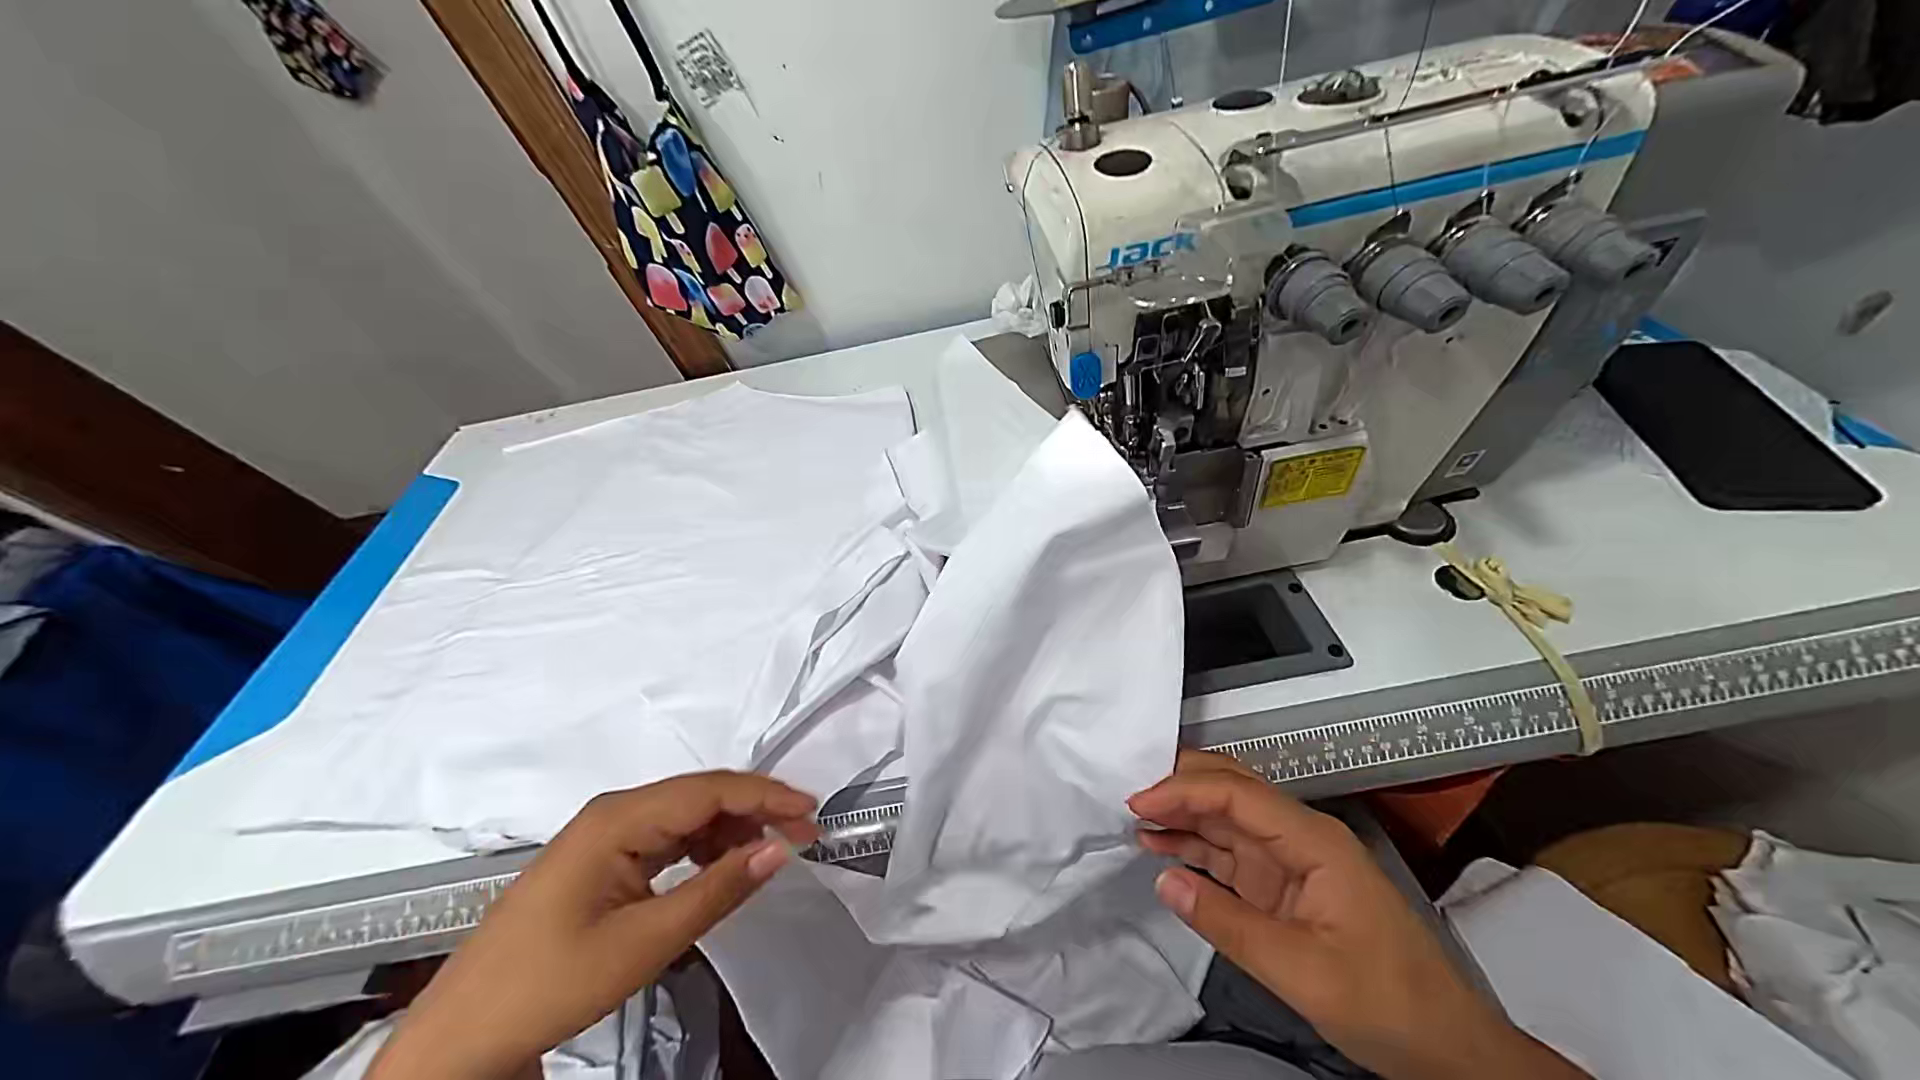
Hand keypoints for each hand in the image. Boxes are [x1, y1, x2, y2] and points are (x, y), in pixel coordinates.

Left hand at [369, 772, 819, 1079]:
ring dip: (732, 828)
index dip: (766, 796)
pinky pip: (667, 835)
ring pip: (687, 813)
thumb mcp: (646, 941)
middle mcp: (614, 811)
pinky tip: (723, 867)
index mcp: (620, 818)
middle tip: (802, 833)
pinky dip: (704, 846)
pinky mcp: (603, 856)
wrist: (463, 1035)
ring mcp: (606, 832)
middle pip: (701, 794)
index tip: (812, 813)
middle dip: (756, 808)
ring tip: (771, 852)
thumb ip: (719, 888)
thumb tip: (780, 847)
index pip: (710, 790)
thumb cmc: (552, 983)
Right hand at [1130, 751, 1586, 1079]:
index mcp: (1313, 840)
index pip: (1236, 794)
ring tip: (1134, 820)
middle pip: (1231, 790)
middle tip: (1129, 794)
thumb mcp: (1303, 971)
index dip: (1183, 790)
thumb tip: (1165, 878)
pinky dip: (1193, 846)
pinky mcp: (1280, 886)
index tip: (1136, 802)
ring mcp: (1288, 860)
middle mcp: (1298, 837)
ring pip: (1225, 818)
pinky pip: (1228, 853)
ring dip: (1181, 814)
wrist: (1448, 1050)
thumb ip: (1227, 922)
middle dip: (1179, 785)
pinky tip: (1162, 846)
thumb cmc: (1387, 1003)